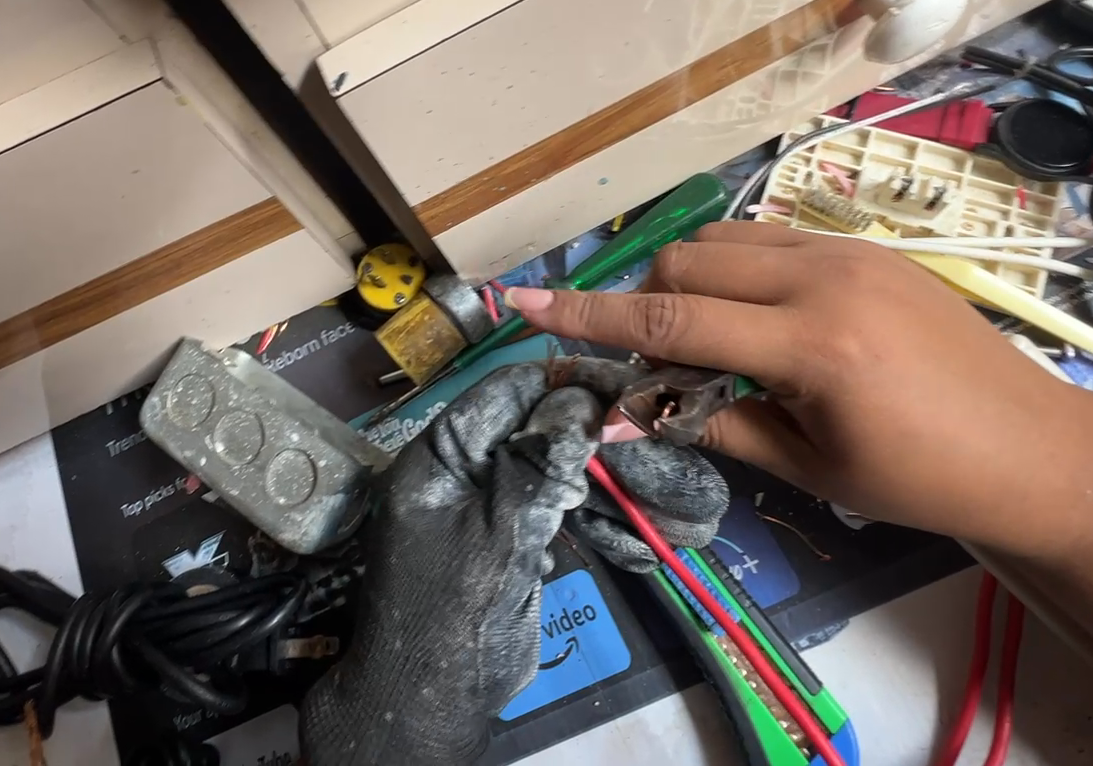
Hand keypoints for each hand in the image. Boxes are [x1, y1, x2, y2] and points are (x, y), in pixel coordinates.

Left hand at [302, 359, 723, 764]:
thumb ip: (538, 465)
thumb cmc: (454, 620)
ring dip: (605, 484)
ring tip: (661, 494)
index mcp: (443, 454)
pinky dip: (592, 518)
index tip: (625, 384)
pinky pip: (553, 508)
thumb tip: (579, 400)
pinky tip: (633, 537)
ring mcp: (485, 501)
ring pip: (553, 470)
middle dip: (596, 438)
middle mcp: (462, 467)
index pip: (508, 391)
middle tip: (654, 440)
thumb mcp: (499, 538)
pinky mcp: (508, 534)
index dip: (567, 382)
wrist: (431, 710)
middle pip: (537, 428)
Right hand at [506, 221, 1092, 555]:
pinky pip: (762, 236)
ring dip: (687, 284)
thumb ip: (709, 424)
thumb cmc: (922, 479)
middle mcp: (822, 277)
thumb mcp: (808, 467)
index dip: (588, 315)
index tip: (524, 303)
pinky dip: (730, 268)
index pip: (670, 322)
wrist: (1041, 450)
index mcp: (812, 346)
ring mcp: (844, 250)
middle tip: (665, 367)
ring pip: (716, 241)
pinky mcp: (860, 244)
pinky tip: (757, 313)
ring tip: (712, 339)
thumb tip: (622, 414)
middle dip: (647, 307)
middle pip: (682, 266)